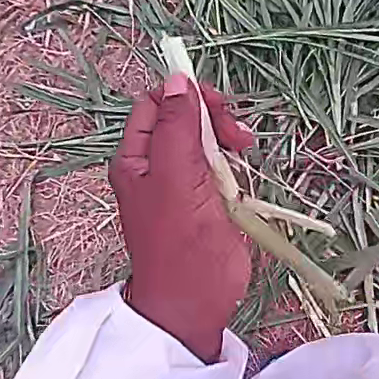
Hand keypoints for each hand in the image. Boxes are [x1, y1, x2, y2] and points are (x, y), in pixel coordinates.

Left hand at [109, 74, 255, 362]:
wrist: (194, 297)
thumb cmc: (178, 240)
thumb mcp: (175, 175)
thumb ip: (177, 126)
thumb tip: (178, 81)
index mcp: (135, 158)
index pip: (155, 106)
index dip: (183, 96)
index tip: (213, 104)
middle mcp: (156, 166)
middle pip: (184, 119)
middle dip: (210, 117)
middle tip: (234, 132)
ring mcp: (183, 182)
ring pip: (205, 140)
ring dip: (225, 138)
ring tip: (243, 148)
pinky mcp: (208, 199)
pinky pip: (220, 165)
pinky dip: (233, 162)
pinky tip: (243, 168)